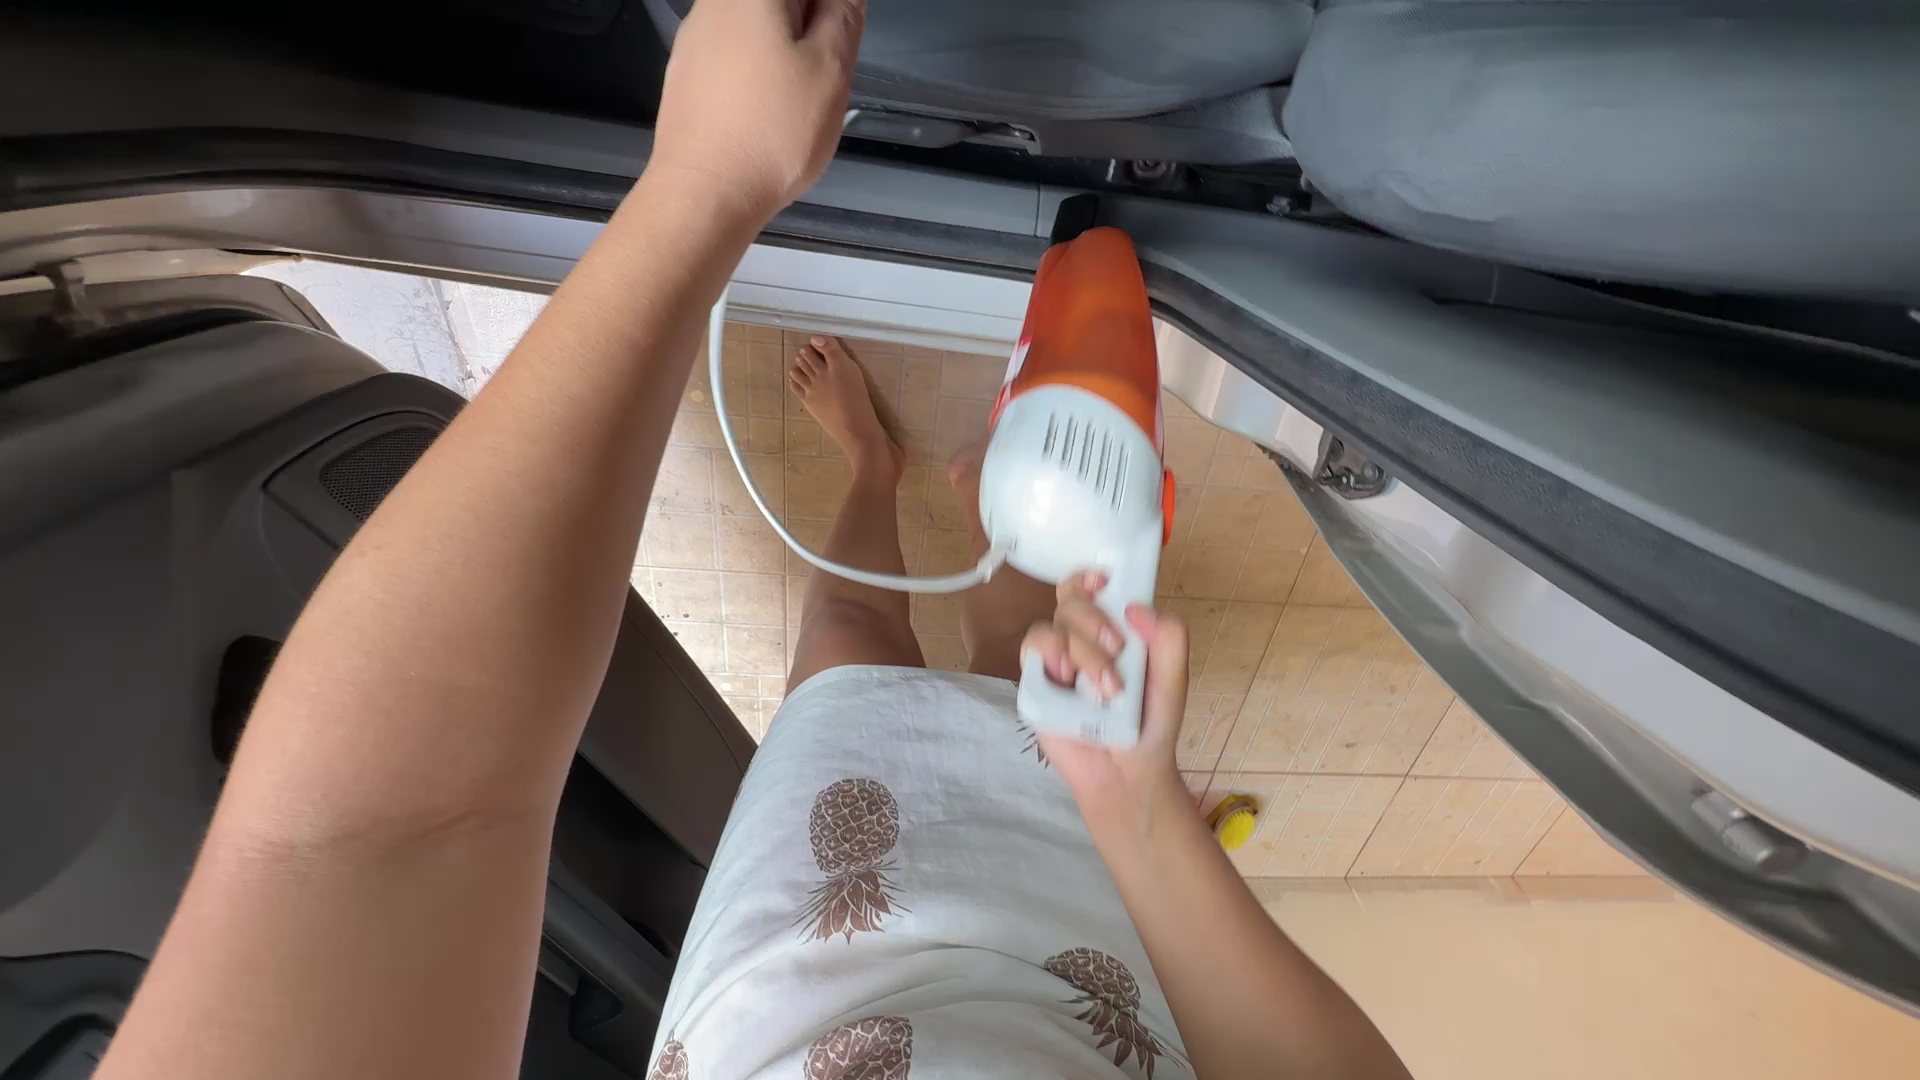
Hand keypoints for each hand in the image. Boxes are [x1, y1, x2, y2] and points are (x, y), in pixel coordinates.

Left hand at [648, 0, 865, 223]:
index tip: (840, 49)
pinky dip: (757, 80)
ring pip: (756, 32)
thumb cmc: (773, 134)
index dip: (833, 15)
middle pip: (780, 6)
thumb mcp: (830, 72)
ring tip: (794, 106)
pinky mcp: (686, 75)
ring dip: (784, 57)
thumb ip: (842, 20)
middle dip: (808, 32)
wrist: (706, 192)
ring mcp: (695, 37)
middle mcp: (717, 2)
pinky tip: (764, 118)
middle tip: (822, 82)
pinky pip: (733, 61)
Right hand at [1022, 573, 1190, 836]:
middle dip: (1095, 621)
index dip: (1089, 577)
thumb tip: (1136, 608)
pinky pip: (1032, 649)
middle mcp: (1079, 639)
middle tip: (1117, 650)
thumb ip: (1169, 638)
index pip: (1090, 588)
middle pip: (1070, 600)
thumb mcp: (1173, 678)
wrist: (1128, 772)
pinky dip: (1052, 655)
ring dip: (1084, 651)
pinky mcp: (1036, 682)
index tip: (1103, 581)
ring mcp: (1055, 660)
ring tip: (1107, 688)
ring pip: (1053, 625)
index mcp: (1111, 630)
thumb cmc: (1151, 723)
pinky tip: (1069, 679)